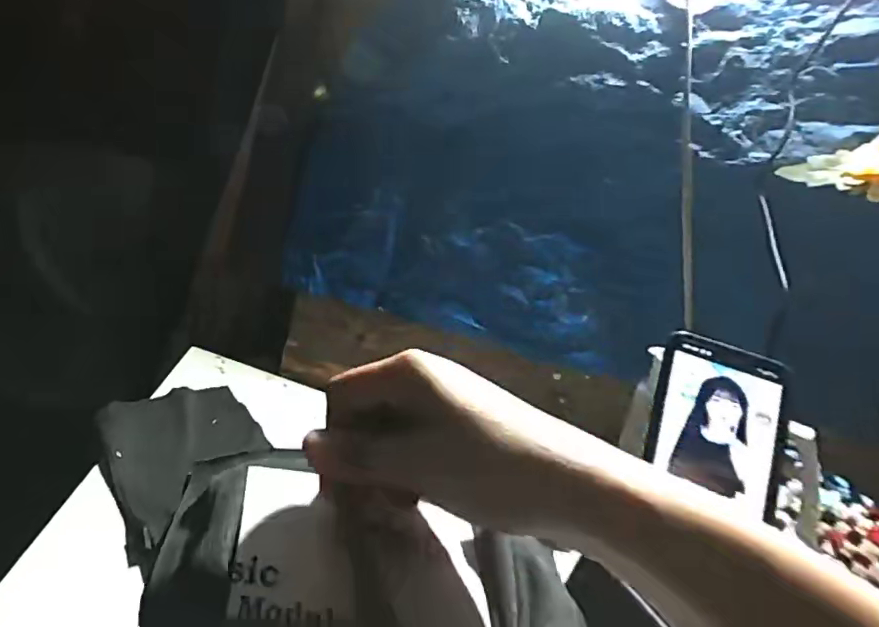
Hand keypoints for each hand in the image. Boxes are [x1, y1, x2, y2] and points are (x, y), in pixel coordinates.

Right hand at [302, 349, 631, 545]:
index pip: (342, 394)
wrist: (570, 481)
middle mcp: (420, 374)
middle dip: (359, 459)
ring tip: (399, 507)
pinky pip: (416, 439)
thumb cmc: (487, 468)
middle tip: (370, 508)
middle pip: (365, 411)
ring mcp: (443, 397)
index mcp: (406, 371)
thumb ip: (359, 456)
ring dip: (383, 469)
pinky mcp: (460, 421)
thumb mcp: (416, 466)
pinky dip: (408, 468)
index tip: (341, 491)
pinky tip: (420, 497)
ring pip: (389, 429)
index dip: (333, 440)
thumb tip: (308, 444)